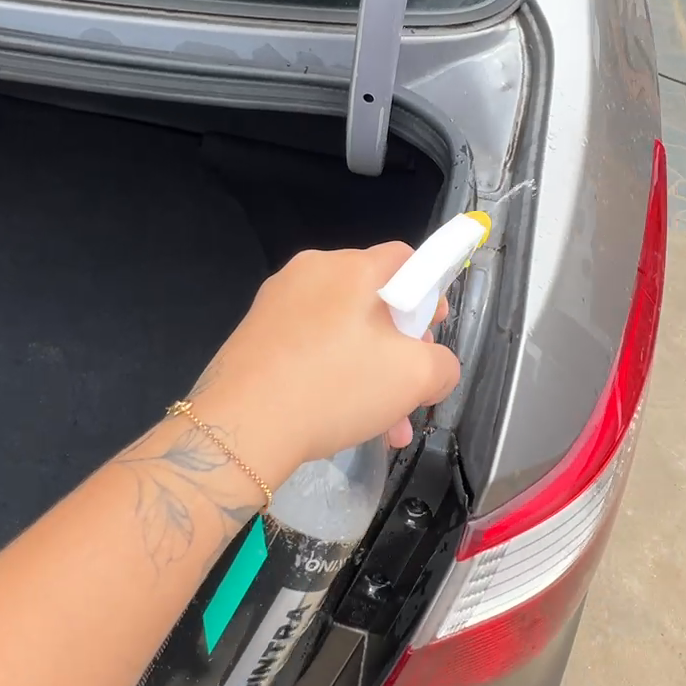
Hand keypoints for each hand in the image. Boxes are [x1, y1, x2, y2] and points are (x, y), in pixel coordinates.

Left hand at [188, 243, 460, 484]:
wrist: (243, 427)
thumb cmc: (336, 387)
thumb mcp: (415, 378)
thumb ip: (443, 365)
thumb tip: (435, 367)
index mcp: (352, 266)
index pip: (405, 258)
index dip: (429, 291)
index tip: (432, 330)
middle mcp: (311, 271)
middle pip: (372, 298)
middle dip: (399, 345)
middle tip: (408, 387)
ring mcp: (276, 300)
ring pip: (341, 328)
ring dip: (369, 371)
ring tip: (382, 425)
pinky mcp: (253, 332)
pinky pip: (308, 344)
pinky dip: (330, 373)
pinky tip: (340, 420)